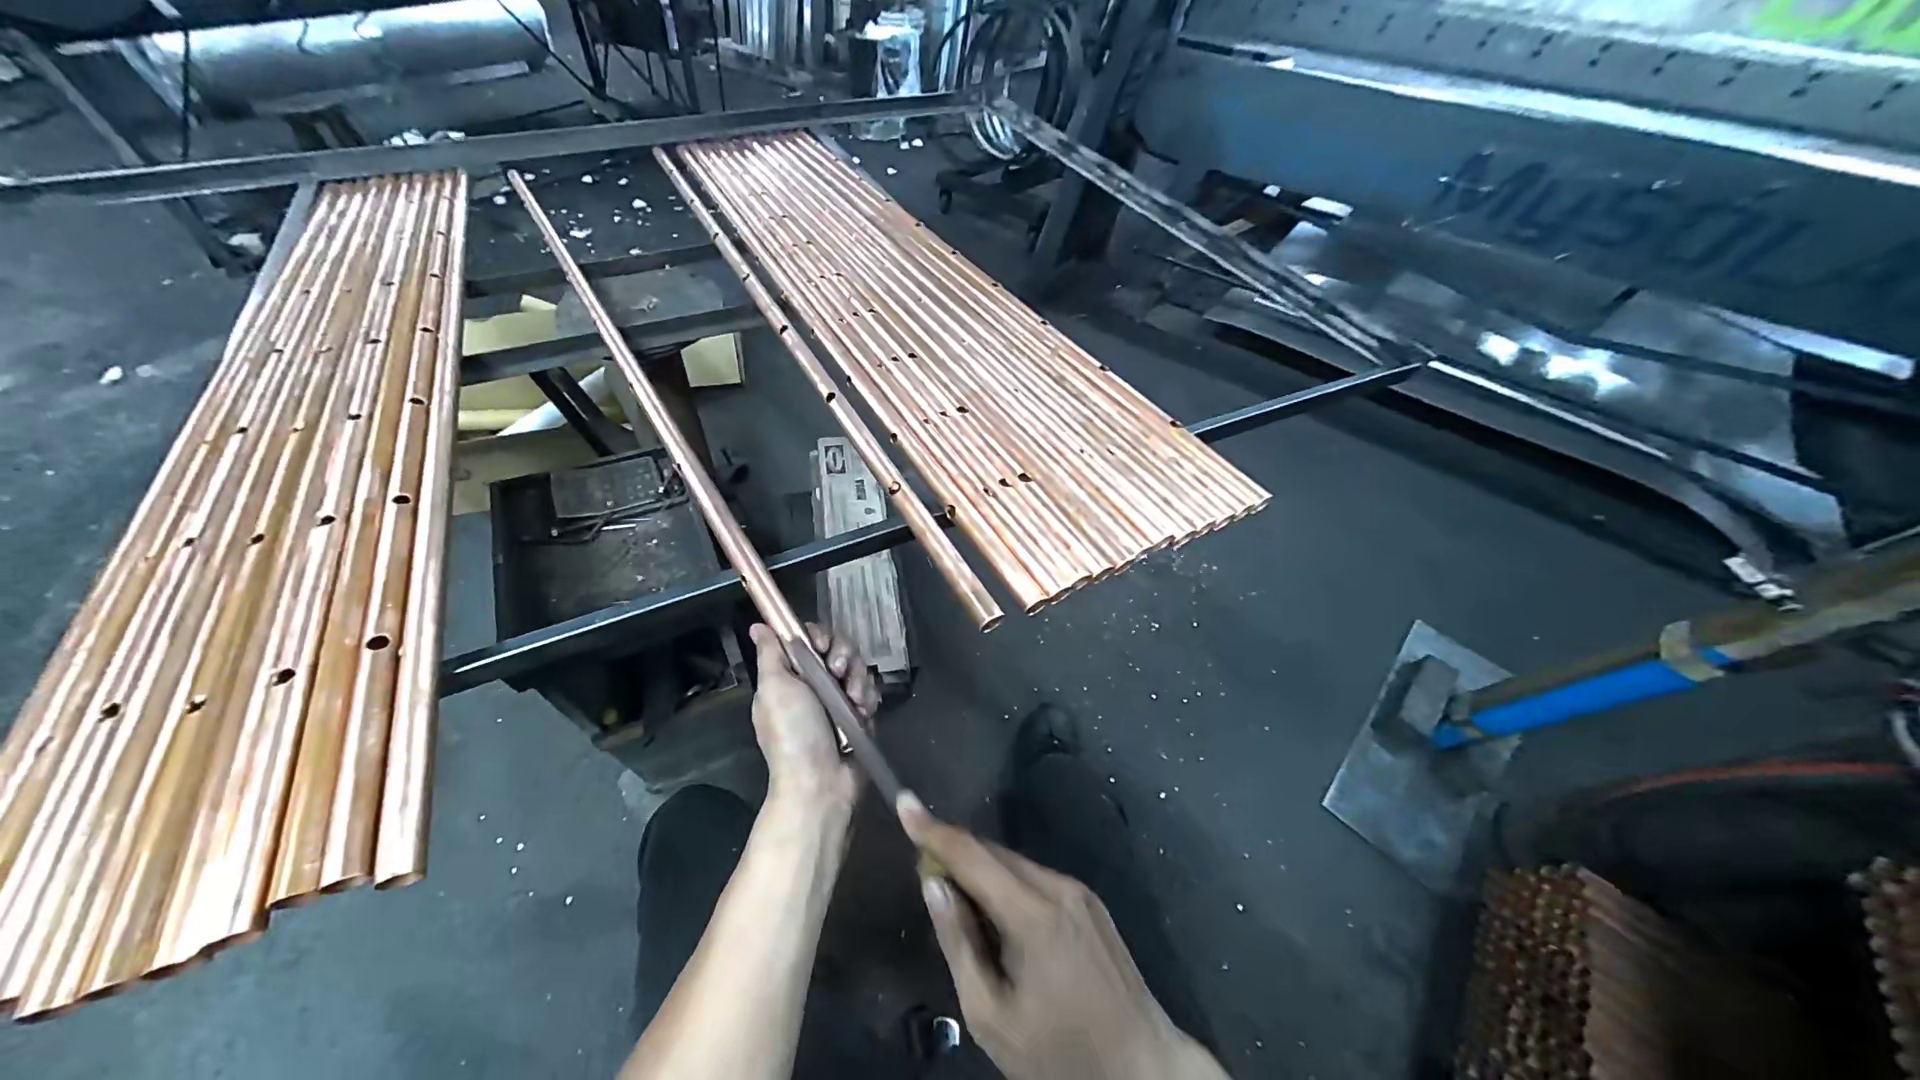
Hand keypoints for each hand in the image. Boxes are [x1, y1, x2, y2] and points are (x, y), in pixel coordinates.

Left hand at [747, 622, 879, 814]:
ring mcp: (839, 699)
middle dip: (844, 656)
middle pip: (839, 648)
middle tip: (838, 672)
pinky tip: (862, 711)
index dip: (819, 636)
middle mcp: (815, 684)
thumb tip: (758, 626)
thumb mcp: (774, 688)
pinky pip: (871, 690)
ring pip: (858, 668)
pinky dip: (868, 698)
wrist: (820, 782)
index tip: (822, 646)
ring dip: (858, 679)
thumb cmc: (793, 733)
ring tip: (853, 700)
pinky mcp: (860, 714)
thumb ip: (771, 654)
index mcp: (790, 676)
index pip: (809, 638)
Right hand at [899, 797, 1227, 1079]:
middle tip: (924, 873)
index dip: (932, 828)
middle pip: (993, 853)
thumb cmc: (1059, 1053)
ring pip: (1015, 864)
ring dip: (982, 872)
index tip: (904, 803)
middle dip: (955, 853)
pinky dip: (1008, 885)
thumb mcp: (990, 1015)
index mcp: (1033, 914)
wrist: (1143, 1068)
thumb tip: (933, 884)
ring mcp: (1080, 892)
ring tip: (962, 910)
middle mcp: (1059, 887)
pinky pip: (1036, 878)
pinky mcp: (1091, 902)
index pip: (971, 854)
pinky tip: (1001, 921)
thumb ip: (958, 942)